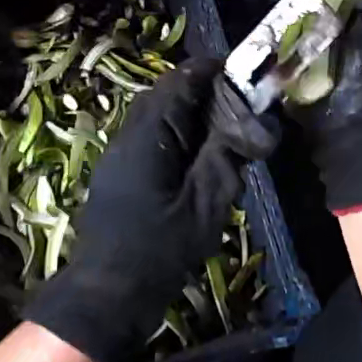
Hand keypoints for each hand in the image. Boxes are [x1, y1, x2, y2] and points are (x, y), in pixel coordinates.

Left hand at [23, 59, 275, 361]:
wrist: (106, 290)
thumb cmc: (159, 248)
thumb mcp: (205, 203)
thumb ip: (227, 156)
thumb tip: (254, 121)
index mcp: (150, 132)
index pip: (183, 79)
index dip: (216, 71)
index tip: (247, 75)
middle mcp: (131, 130)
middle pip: (171, 92)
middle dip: (208, 93)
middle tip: (244, 108)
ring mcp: (122, 148)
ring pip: (162, 113)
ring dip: (194, 115)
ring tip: (227, 133)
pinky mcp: (122, 166)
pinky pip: (154, 134)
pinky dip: (181, 135)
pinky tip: (202, 158)